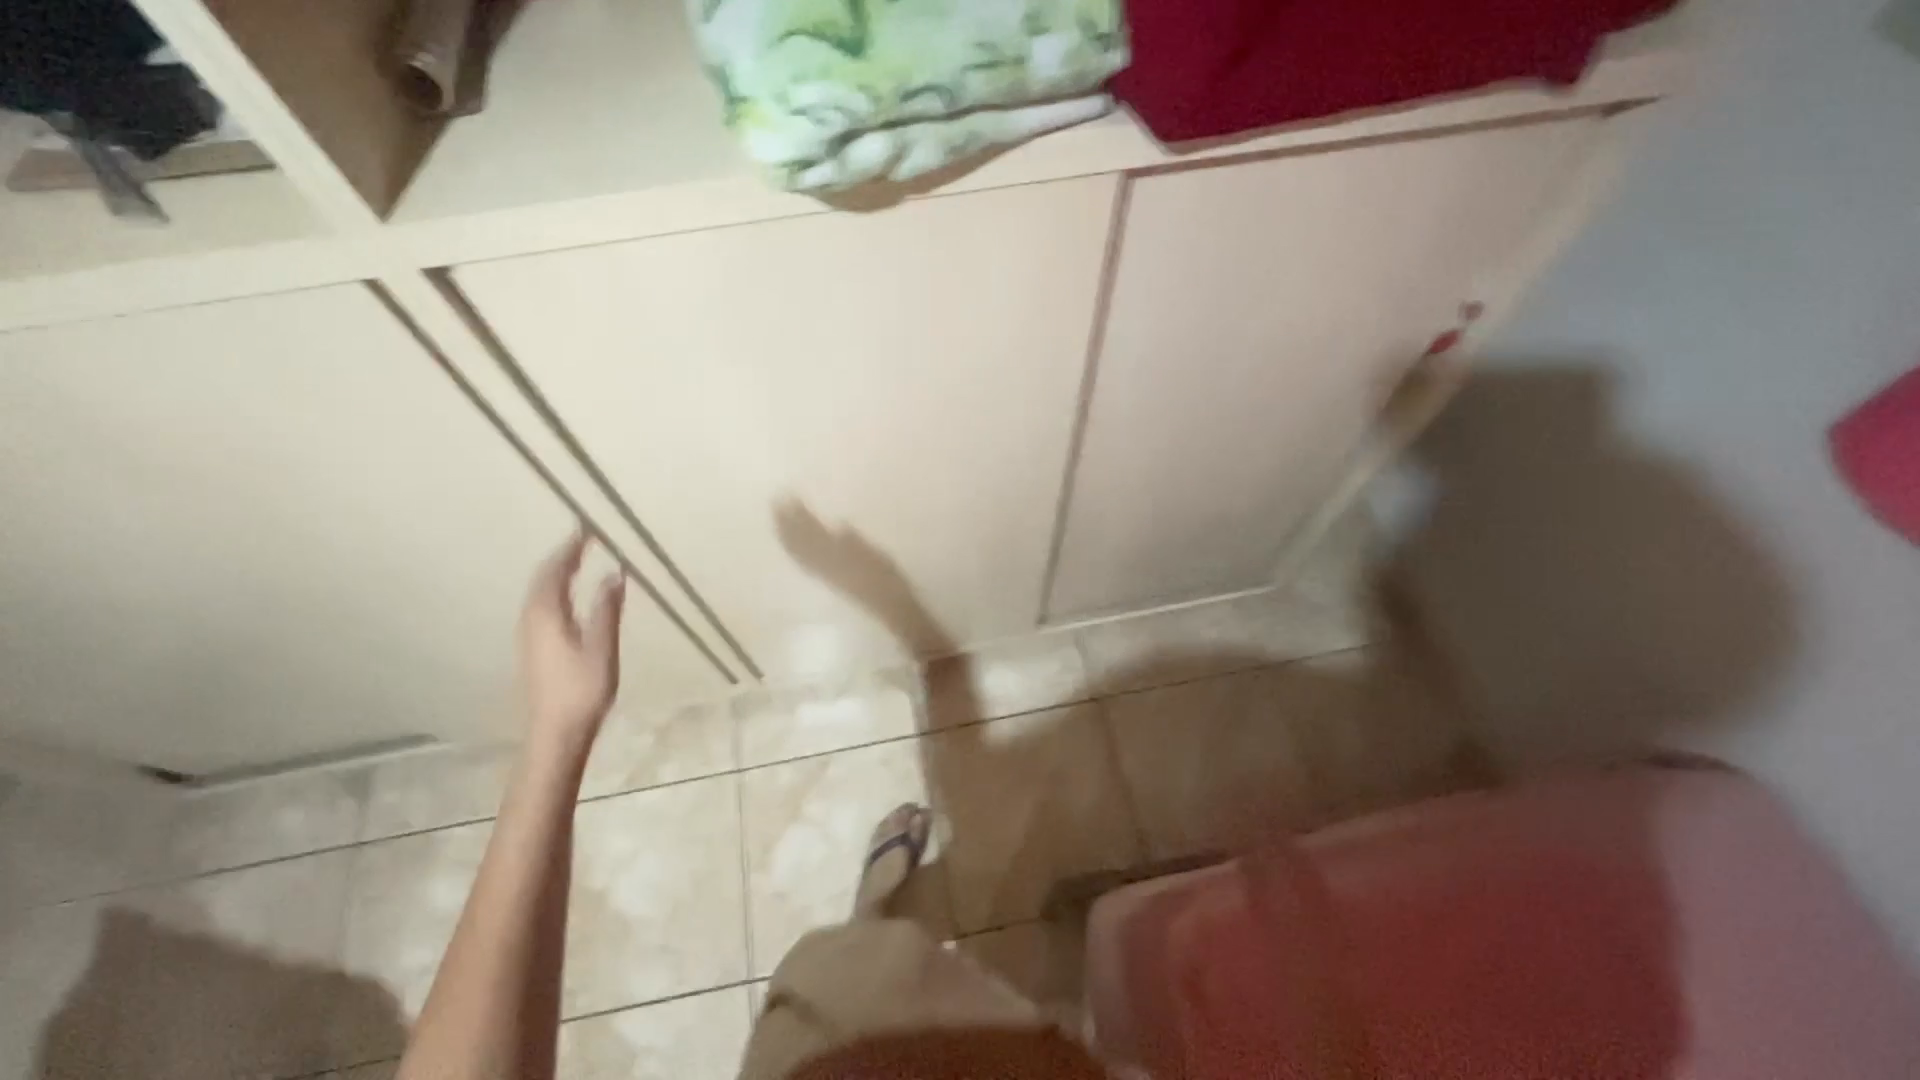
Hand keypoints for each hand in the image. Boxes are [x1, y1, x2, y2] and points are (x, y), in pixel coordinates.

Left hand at [519, 531, 624, 751]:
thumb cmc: (581, 691)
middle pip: (543, 577)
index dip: (572, 547)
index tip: (587, 528)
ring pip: (540, 592)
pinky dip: (556, 589)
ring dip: (558, 572)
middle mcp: (531, 619)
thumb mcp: (602, 648)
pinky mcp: (534, 647)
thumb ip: (607, 609)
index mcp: (546, 614)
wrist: (554, 733)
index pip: (556, 569)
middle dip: (563, 556)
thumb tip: (614, 575)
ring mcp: (529, 634)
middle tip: (585, 539)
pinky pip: (542, 604)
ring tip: (579, 560)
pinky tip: (571, 596)